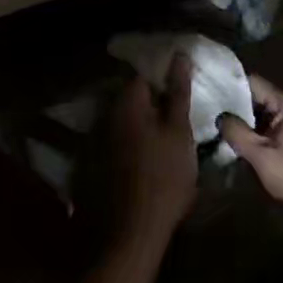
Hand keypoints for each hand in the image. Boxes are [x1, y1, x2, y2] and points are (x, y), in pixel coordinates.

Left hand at [105, 51, 197, 246]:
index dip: (164, 76)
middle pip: (133, 93)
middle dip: (155, 96)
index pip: (143, 72)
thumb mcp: (179, 131)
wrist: (134, 227)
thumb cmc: (164, 175)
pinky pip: (121, 133)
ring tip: (170, 128)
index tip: (183, 85)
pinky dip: (136, 134)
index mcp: (126, 100)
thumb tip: (179, 55)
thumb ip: (178, 92)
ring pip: (127, 114)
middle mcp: (107, 110)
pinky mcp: (99, 154)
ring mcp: (100, 133)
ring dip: (146, 117)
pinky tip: (152, 148)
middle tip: (180, 108)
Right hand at [219, 75, 282, 223]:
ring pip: (257, 111)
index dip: (228, 83)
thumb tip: (219, 117)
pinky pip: (264, 124)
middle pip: (254, 95)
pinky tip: (232, 136)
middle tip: (205, 106)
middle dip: (231, 101)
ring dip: (239, 117)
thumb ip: (237, 132)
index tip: (206, 87)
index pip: (251, 81)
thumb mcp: (261, 157)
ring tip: (213, 120)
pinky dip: (250, 128)